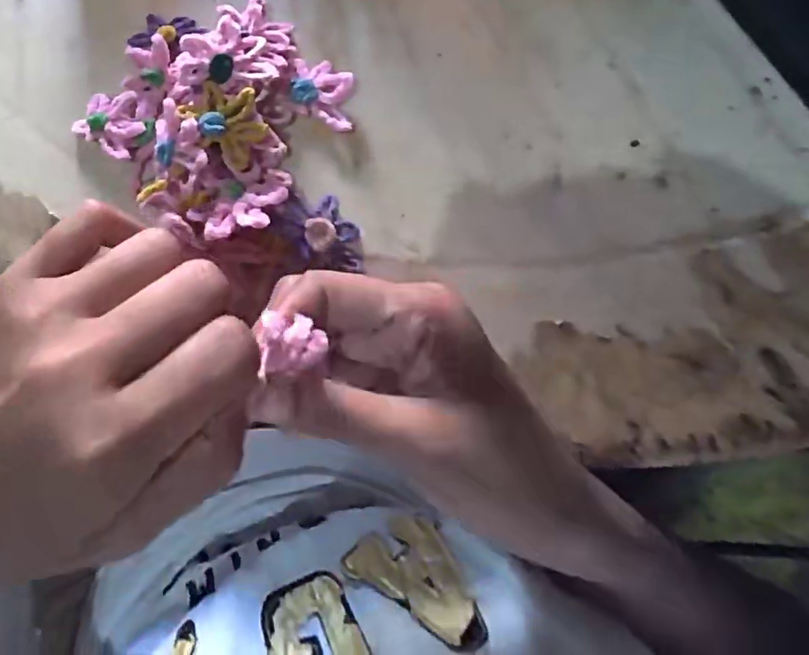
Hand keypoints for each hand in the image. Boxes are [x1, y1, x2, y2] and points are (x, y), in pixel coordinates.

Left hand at [0, 202, 259, 596]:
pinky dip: (124, 232)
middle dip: (219, 307)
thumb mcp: (126, 531)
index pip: (229, 350)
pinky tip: (122, 265)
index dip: (243, 354)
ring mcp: (45, 308)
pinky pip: (91, 218)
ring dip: (178, 271)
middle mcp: (84, 361)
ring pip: (159, 244)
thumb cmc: (25, 525)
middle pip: (202, 284)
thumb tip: (241, 386)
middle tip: (196, 331)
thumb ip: (204, 465)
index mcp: (117, 438)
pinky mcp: (16, 278)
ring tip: (161, 300)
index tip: (223, 367)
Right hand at [252, 272, 665, 582]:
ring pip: (321, 332)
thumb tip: (250, 389)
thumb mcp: (410, 443)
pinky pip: (336, 360)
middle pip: (318, 305)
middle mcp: (403, 307)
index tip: (246, 372)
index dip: (280, 321)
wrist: (562, 519)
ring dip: (289, 364)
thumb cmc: (498, 477)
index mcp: (417, 309)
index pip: (325, 289)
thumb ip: (327, 409)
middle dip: (279, 343)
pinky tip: (285, 408)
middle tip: (246, 393)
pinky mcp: (393, 364)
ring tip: (254, 403)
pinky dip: (309, 381)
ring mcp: (398, 335)